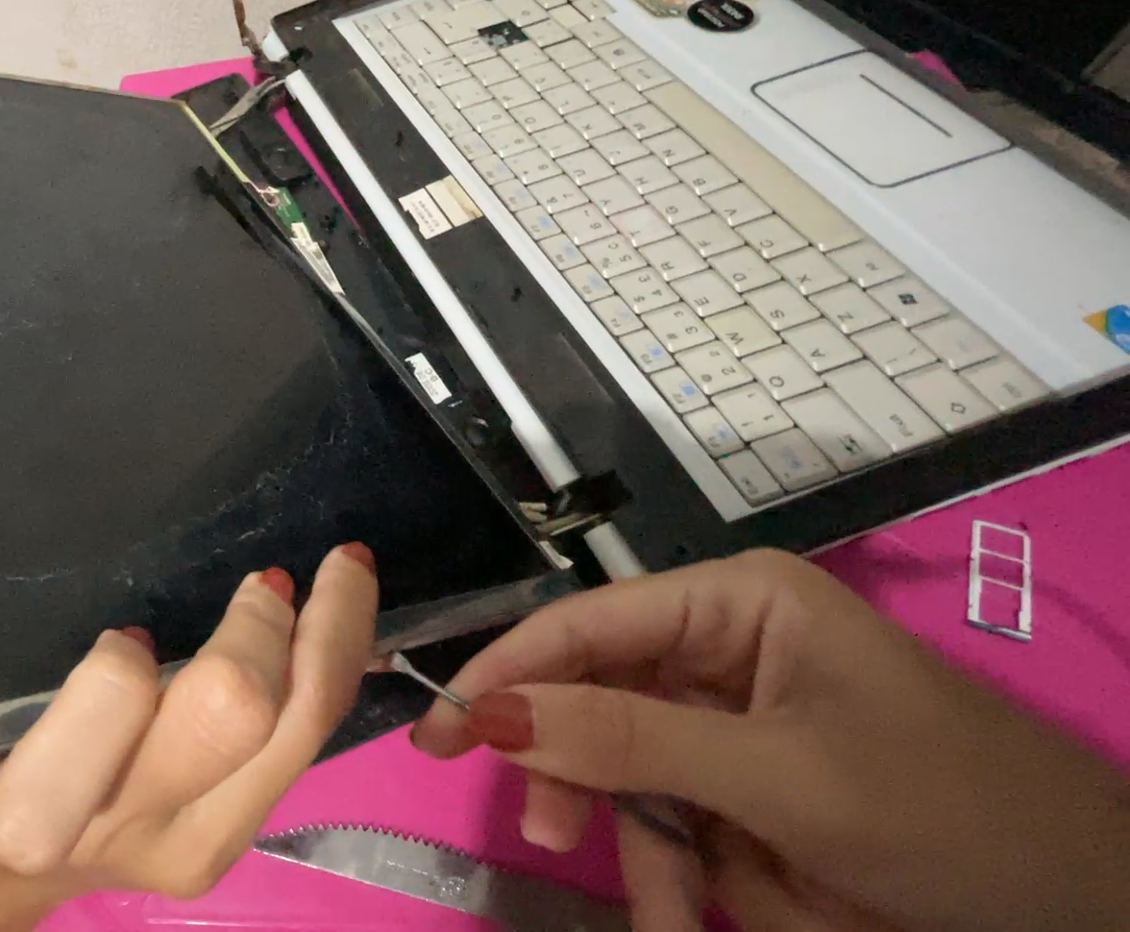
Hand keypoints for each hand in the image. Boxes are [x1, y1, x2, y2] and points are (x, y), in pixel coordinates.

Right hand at [0, 543, 378, 930]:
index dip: (124, 667)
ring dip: (331, 642)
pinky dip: (332, 674)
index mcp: (50, 816)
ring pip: (301, 731)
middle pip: (236, 718)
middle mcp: (147, 832)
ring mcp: (211, 837)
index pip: (114, 716)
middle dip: (259, 631)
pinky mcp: (243, 830)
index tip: (127, 633)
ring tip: (343, 572)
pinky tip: (340, 625)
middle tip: (268, 574)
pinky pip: (309, 742)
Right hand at [409, 549, 1129, 931]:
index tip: (440, 726)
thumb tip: (484, 714)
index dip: (507, 671)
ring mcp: (726, 715)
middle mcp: (716, 644)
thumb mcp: (782, 779)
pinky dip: (666, 870)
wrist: (1108, 927)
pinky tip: (684, 917)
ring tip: (658, 911)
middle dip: (574, 768)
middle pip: (594, 693)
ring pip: (622, 764)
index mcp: (730, 603)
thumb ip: (625, 738)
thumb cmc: (957, 821)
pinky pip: (665, 814)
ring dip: (627, 838)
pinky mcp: (739, 780)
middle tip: (536, 826)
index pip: (584, 624)